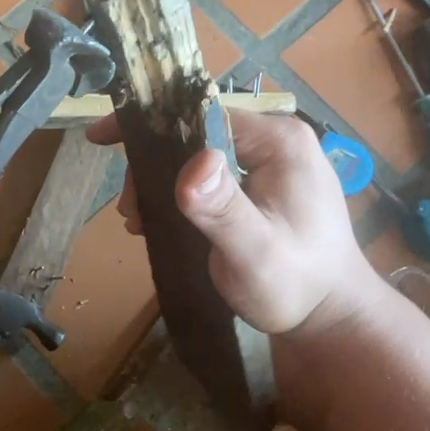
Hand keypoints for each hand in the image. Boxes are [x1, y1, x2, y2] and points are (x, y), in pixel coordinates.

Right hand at [89, 108, 379, 336]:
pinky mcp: (259, 186)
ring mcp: (268, 163)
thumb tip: (193, 164)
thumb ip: (224, 208)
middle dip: (150, 165)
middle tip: (129, 211)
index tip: (101, 139)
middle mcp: (275, 142)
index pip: (201, 113)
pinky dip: (175, 195)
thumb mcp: (253, 251)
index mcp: (279, 142)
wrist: (329, 317)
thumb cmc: (294, 285)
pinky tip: (156, 223)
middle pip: (193, 132)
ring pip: (194, 155)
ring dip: (158, 183)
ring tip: (138, 222)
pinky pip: (206, 176)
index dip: (149, 124)